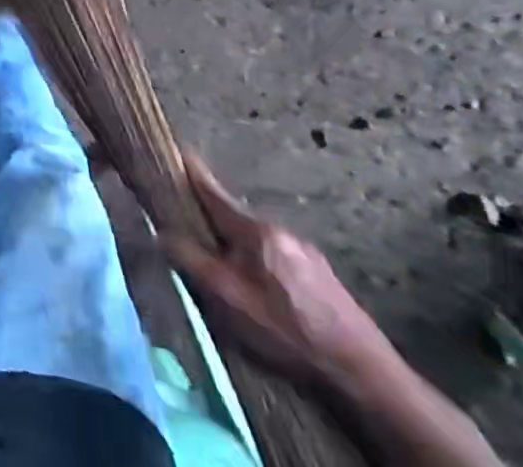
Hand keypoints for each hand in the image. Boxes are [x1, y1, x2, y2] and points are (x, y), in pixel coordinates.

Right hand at [163, 152, 395, 389]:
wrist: (362, 372)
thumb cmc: (286, 329)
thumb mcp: (225, 294)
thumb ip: (188, 257)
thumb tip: (160, 232)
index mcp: (257, 231)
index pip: (212, 192)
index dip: (189, 171)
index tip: (173, 149)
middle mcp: (282, 231)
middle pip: (230, 215)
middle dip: (204, 216)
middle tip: (179, 224)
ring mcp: (305, 252)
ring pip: (250, 237)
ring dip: (228, 242)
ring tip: (212, 262)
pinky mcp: (318, 274)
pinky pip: (270, 253)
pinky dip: (248, 257)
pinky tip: (248, 283)